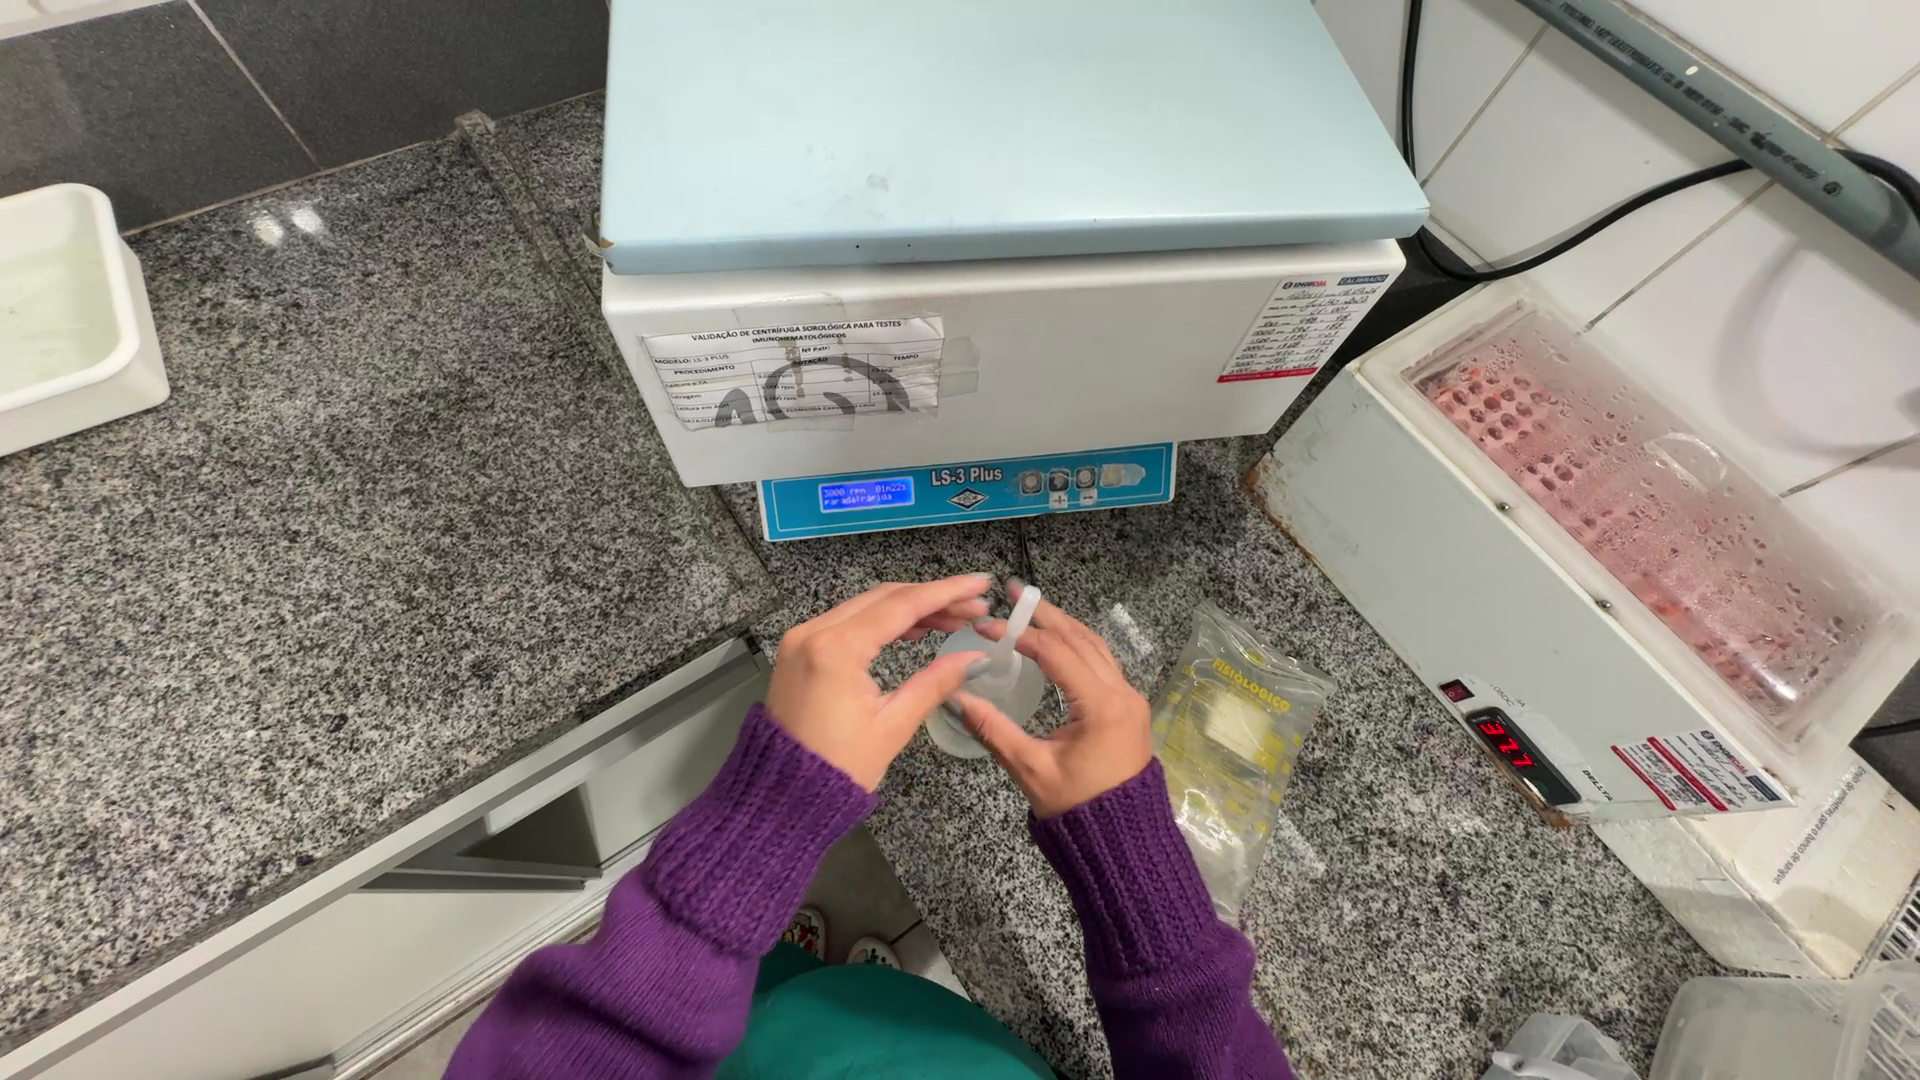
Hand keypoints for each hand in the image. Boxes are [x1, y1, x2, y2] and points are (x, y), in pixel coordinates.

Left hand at [765, 575, 991, 790]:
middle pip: (884, 597)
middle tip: (974, 607)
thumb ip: (935, 683)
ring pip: (866, 606)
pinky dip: (882, 621)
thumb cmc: (837, 768)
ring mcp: (802, 638)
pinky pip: (848, 621)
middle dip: (933, 598)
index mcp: (836, 649)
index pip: (902, 605)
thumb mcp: (893, 726)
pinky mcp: (799, 650)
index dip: (947, 592)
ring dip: (909, 608)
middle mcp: (813, 632)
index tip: (980, 584)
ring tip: (953, 619)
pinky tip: (914, 630)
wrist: (779, 797)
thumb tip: (975, 658)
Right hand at [953, 579, 1153, 817]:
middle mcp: (1121, 693)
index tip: (987, 626)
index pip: (1055, 652)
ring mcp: (1130, 698)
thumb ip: (993, 729)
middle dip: (1045, 612)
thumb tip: (956, 697)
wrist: (1124, 843)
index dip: (1019, 634)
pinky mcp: (1128, 707)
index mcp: (1100, 705)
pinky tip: (1058, 639)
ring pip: (1095, 646)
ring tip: (1033, 606)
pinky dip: (1077, 643)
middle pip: (1080, 638)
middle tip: (1014, 589)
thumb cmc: (1078, 808)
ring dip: (1063, 624)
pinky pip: (1102, 662)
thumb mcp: (1031, 769)